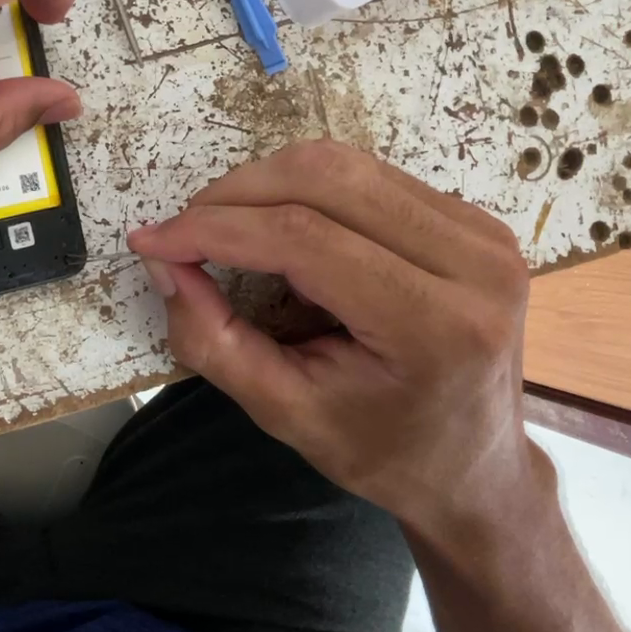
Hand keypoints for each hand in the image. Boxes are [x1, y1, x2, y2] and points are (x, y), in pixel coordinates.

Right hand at [127, 140, 539, 535]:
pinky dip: (297, 188)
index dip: (213, 229)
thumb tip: (162, 261)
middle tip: (181, 232)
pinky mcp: (468, 218)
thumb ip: (211, 339)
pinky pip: (361, 173)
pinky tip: (272, 226)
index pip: (303, 239)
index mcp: (436, 325)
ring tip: (219, 228)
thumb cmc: (379, 451)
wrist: (474, 468)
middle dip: (231, 195)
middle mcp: (472, 261)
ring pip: (339, 164)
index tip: (150, 241)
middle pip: (323, 179)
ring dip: (260, 184)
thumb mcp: (281, 412)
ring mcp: (479, 230)